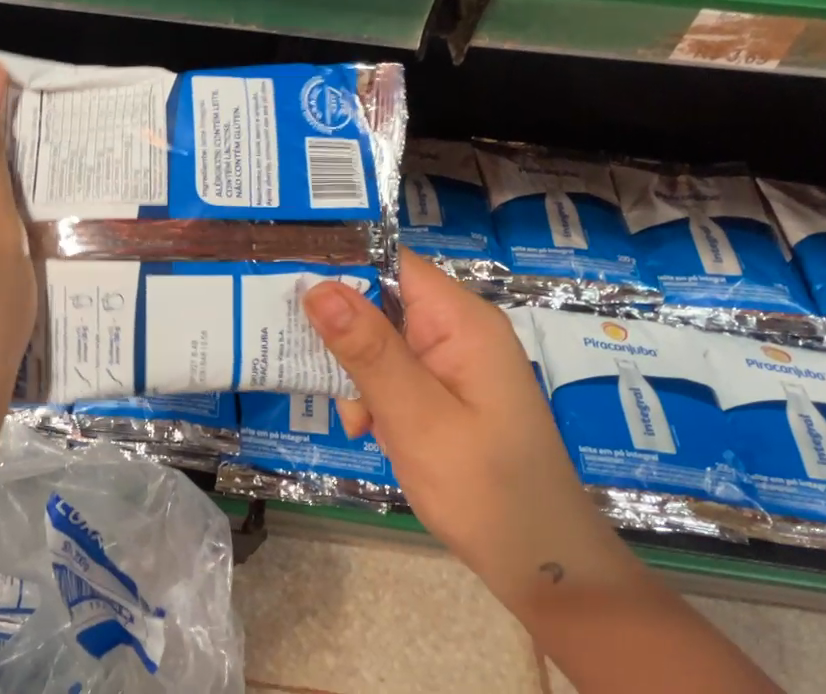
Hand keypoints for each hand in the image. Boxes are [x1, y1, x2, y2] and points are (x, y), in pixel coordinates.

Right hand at [303, 251, 621, 617]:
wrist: (541, 564)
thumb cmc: (485, 488)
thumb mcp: (417, 418)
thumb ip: (368, 350)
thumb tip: (317, 286)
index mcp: (462, 321)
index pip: (391, 262)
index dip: (339, 265)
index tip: (284, 283)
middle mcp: (459, 330)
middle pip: (380, 300)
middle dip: (342, 333)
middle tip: (312, 371)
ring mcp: (453, 363)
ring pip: (379, 340)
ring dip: (355, 373)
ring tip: (357, 421)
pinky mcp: (446, 393)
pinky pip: (394, 373)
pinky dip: (372, 396)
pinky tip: (370, 432)